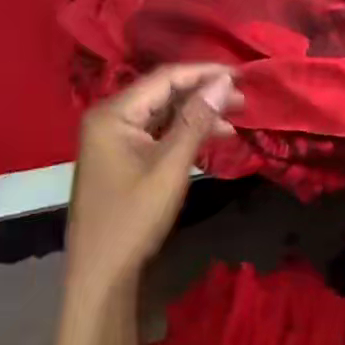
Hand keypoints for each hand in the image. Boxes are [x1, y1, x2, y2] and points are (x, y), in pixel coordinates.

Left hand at [65, 64, 241, 293]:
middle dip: (204, 92)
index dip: (204, 73)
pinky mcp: (123, 155)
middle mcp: (110, 118)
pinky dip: (186, 131)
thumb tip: (224, 81)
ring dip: (198, 113)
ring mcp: (114, 138)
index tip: (242, 75)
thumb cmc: (134, 217)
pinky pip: (159, 131)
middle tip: (243, 100)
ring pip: (164, 111)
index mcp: (113, 114)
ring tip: (234, 119)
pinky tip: (213, 137)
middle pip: (164, 92)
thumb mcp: (171, 167)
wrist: (102, 272)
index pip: (165, 78)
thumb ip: (197, 120)